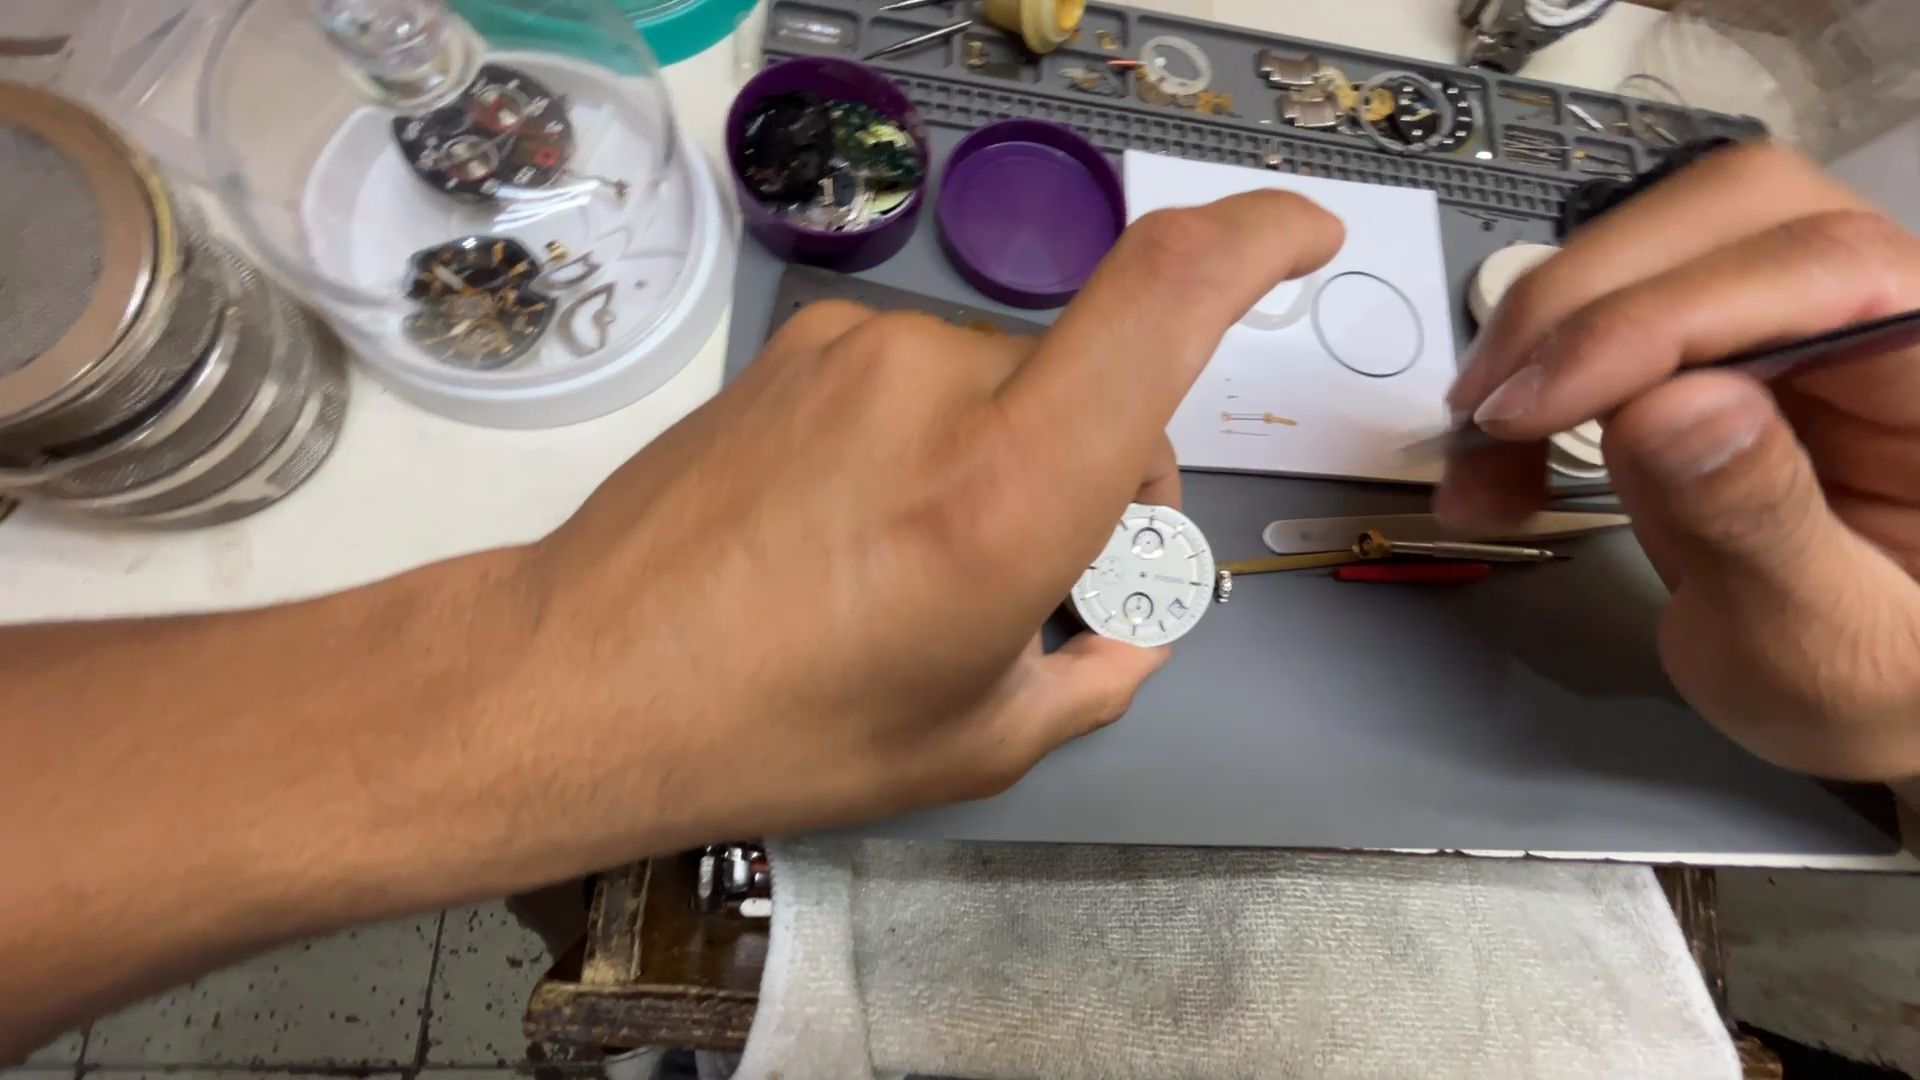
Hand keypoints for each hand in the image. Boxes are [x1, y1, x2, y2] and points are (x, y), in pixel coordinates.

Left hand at [513, 193, 1342, 848]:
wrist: (584, 678)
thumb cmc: (786, 732)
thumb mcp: (977, 740)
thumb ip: (1097, 673)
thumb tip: (1136, 621)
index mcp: (1006, 489)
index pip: (1162, 298)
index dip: (1255, 242)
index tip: (1302, 242)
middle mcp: (937, 384)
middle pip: (1090, 383)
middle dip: (1109, 470)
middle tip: (1058, 570)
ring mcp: (859, 346)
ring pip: (1004, 384)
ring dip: (1015, 456)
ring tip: (937, 557)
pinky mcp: (802, 343)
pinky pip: (922, 377)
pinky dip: (941, 436)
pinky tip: (873, 517)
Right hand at [1440, 141, 1919, 780]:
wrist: (1873, 685)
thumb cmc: (1883, 687)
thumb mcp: (1825, 646)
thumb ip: (1761, 529)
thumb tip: (1668, 408)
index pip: (1817, 272)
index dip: (1643, 322)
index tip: (1519, 413)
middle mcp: (1893, 318)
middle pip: (1728, 214)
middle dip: (1574, 305)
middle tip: (1489, 414)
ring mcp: (1793, 328)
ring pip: (1644, 253)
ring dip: (1532, 346)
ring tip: (1479, 455)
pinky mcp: (1711, 357)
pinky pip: (1597, 323)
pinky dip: (1523, 381)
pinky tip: (1495, 458)